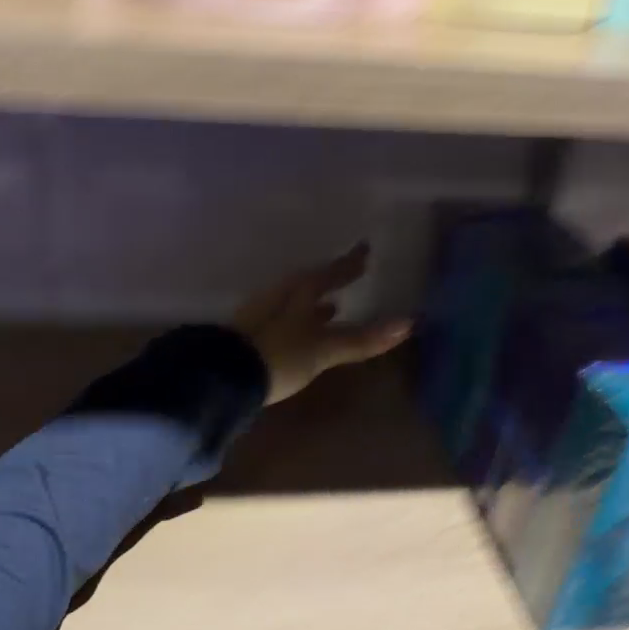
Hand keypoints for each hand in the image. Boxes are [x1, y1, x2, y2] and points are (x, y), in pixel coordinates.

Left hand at [232, 243, 411, 404]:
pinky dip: (298, 324)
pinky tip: (302, 335)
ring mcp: (259, 319)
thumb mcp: (323, 349)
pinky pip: (282, 323)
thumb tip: (407, 324)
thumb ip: (360, 339)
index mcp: (295, 292)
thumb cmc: (278, 356)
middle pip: (306, 285)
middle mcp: (276, 298)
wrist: (221, 379)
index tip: (364, 250)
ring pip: (292, 304)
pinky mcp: (248, 340)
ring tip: (332, 308)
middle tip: (347, 278)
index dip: (348, 264)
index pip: (328, 273)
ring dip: (312, 306)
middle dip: (327, 282)